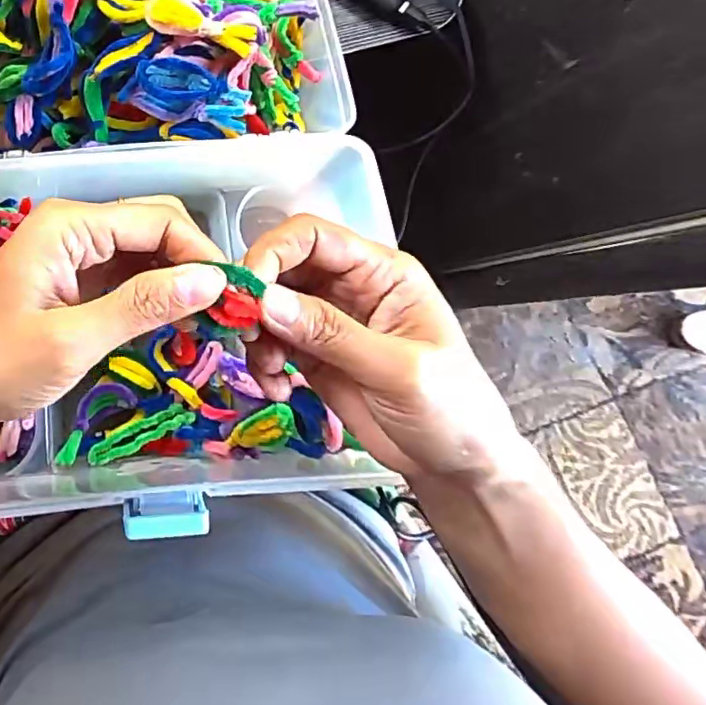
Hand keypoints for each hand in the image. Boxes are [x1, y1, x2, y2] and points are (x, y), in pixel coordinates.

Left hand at [0, 197, 227, 433]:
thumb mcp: (71, 341)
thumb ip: (141, 306)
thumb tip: (212, 281)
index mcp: (69, 226)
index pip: (158, 220)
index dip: (202, 254)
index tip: (235, 299)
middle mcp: (75, 228)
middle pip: (155, 230)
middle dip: (194, 266)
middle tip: (227, 315)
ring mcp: (74, 254)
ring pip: (146, 255)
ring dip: (178, 284)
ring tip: (211, 325)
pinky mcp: (74, 281)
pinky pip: (127, 278)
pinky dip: (155, 298)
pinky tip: (177, 326)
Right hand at [241, 215, 528, 482]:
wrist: (456, 467)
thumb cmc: (452, 410)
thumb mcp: (398, 369)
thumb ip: (332, 333)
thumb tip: (267, 302)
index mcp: (380, 273)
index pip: (314, 237)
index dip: (274, 252)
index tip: (249, 288)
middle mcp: (348, 288)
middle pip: (282, 269)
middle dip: (258, 299)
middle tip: (249, 336)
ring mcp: (327, 321)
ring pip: (269, 308)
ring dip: (258, 337)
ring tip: (271, 372)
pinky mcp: (312, 354)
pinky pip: (271, 344)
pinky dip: (263, 363)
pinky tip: (279, 388)